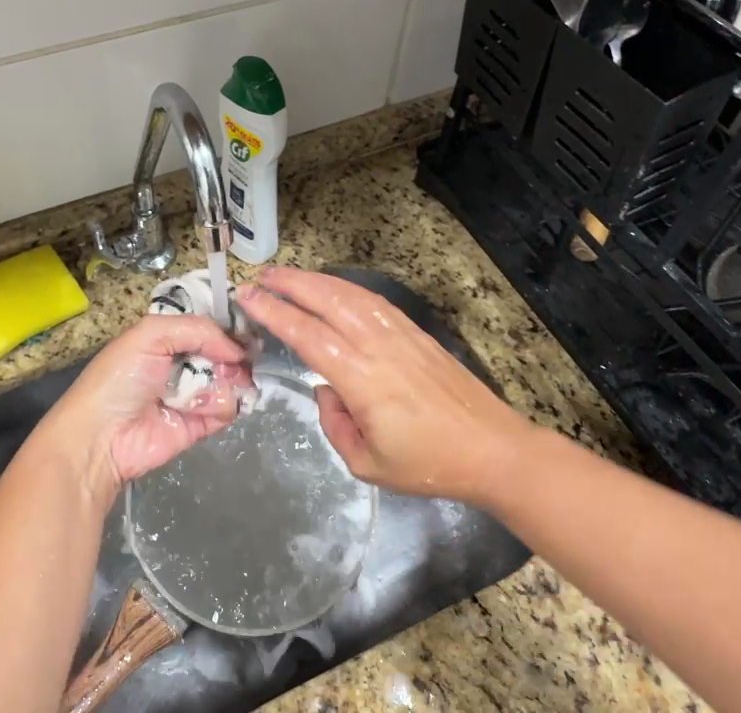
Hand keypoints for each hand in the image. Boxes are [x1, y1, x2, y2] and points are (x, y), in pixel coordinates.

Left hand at [44, 313, 251, 491]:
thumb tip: (237, 348)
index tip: (249, 329)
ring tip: (209, 386)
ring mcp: (194, 394)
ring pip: (232, 380)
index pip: (209, 326)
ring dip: (228, 380)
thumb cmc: (121, 378)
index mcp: (168, 338)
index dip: (229, 328)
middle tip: (239, 359)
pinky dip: (223, 405)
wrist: (102, 436)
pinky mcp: (202, 424)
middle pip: (226, 353)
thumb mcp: (150, 335)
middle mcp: (184, 363)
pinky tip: (204, 406)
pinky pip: (228, 408)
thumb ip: (197, 330)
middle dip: (235, 354)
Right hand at [236, 268, 531, 502]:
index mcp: (361, 379)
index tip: (248, 297)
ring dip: (316, 280)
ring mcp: (400, 334)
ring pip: (351, 294)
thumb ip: (335, 426)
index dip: (274, 313)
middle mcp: (378, 346)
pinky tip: (332, 288)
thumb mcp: (367, 464)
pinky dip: (346, 288)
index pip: (307, 335)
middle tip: (260, 276)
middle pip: (327, 301)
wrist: (492, 449)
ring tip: (288, 276)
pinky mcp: (416, 333)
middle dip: (290, 284)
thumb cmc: (428, 464)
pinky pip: (374, 301)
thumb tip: (326, 392)